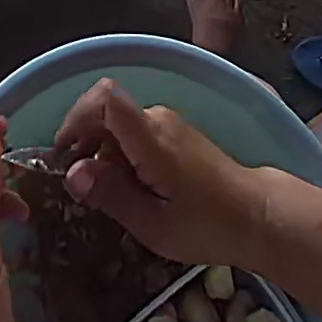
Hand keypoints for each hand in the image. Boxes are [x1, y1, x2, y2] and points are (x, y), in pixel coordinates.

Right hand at [53, 79, 264, 268]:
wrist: (256, 214)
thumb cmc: (207, 224)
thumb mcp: (155, 224)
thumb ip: (112, 194)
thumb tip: (72, 173)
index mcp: (150, 137)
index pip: (106, 97)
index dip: (77, 115)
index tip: (65, 150)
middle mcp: (156, 118)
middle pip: (105, 109)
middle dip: (83, 137)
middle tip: (78, 179)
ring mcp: (166, 121)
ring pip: (117, 121)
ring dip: (100, 147)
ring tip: (102, 188)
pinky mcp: (172, 131)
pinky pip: (133, 129)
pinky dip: (118, 149)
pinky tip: (125, 182)